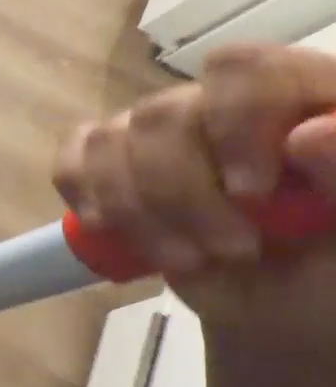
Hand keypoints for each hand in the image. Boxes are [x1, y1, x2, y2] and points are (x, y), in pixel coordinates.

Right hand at [52, 43, 335, 343]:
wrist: (298, 317)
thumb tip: (311, 135)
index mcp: (302, 104)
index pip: (249, 70)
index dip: (235, 118)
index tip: (251, 193)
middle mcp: (225, 106)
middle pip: (163, 113)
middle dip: (181, 192)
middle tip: (232, 250)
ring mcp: (164, 132)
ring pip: (111, 140)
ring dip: (135, 208)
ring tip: (183, 259)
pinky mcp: (114, 158)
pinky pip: (74, 156)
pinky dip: (85, 194)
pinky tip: (112, 228)